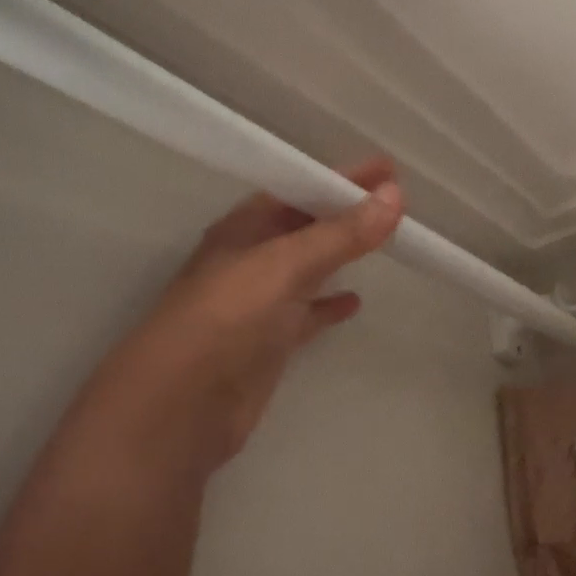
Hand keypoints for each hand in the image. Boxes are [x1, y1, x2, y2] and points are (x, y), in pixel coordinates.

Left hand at [70, 158, 403, 476]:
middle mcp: (249, 261)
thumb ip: (339, 235)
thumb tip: (395, 197)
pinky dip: (330, 305)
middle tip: (395, 201)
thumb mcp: (283, 267)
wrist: (180, 406)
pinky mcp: (269, 344)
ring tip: (384, 242)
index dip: (338, 178)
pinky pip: (307, 314)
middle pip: (304, 226)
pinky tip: (356, 302)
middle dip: (344, 212)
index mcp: (242, 230)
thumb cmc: (225, 320)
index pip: (297, 190)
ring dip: (341, 254)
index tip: (387, 169)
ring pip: (308, 269)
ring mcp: (259, 305)